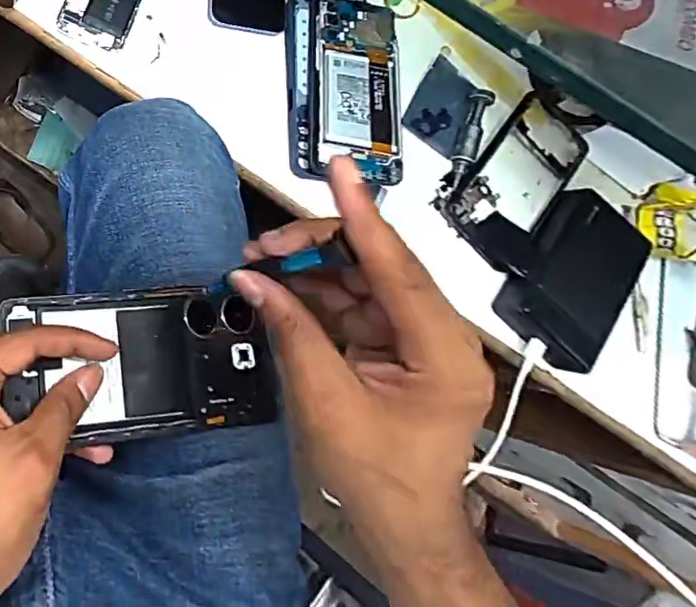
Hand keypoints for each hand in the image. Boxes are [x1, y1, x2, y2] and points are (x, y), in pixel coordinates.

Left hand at [0, 325, 115, 606]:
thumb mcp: (35, 456)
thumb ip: (64, 406)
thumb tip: (89, 374)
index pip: (25, 340)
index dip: (72, 339)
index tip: (107, 346)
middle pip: (25, 359)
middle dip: (68, 368)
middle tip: (104, 368)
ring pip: (27, 389)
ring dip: (64, 404)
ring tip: (102, 415)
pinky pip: (21, 415)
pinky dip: (50, 427)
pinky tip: (86, 447)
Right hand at [231, 157, 493, 551]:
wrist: (401, 523)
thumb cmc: (381, 478)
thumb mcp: (326, 401)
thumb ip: (290, 329)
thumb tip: (252, 281)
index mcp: (443, 352)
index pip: (396, 265)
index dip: (361, 214)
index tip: (342, 172)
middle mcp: (438, 332)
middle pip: (373, 261)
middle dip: (315, 244)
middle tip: (265, 244)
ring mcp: (416, 333)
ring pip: (357, 273)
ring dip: (307, 266)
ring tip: (261, 263)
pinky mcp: (394, 337)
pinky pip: (349, 296)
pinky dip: (311, 289)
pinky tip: (279, 285)